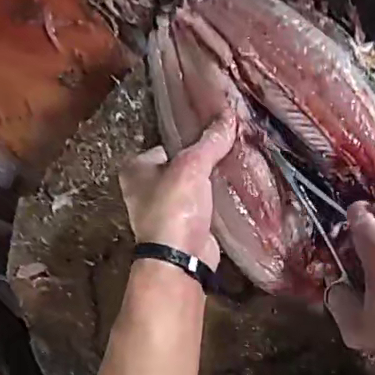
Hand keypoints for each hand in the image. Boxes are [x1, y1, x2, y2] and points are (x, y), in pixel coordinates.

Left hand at [120, 112, 236, 265]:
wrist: (181, 259)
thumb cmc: (175, 207)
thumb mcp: (192, 166)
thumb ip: (211, 142)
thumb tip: (229, 115)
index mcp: (136, 168)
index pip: (169, 144)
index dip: (194, 139)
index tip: (218, 135)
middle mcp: (146, 189)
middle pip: (183, 166)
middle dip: (207, 162)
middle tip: (232, 150)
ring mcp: (166, 211)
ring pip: (196, 187)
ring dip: (214, 183)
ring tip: (238, 168)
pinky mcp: (185, 227)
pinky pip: (205, 206)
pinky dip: (218, 201)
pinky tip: (236, 192)